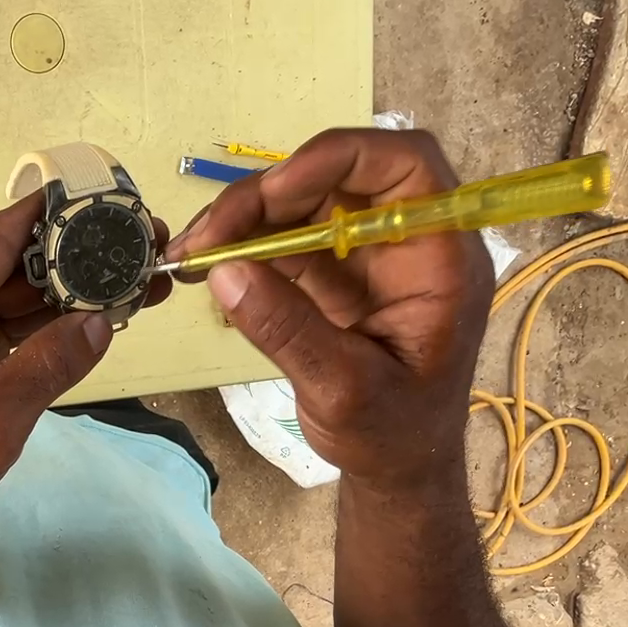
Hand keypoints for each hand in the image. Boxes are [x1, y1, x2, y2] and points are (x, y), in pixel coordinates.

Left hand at [0, 192, 167, 530]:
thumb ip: (51, 361)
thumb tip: (103, 321)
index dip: (50, 215)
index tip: (99, 193)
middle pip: (15, 264)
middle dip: (76, 256)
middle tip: (136, 242)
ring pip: (23, 296)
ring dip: (75, 290)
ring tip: (135, 277)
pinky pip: (20, 328)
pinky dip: (59, 324)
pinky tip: (103, 314)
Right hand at [166, 128, 491, 491]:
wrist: (393, 467)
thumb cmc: (390, 434)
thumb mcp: (342, 388)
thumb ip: (287, 329)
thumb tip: (223, 272)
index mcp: (436, 258)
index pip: (403, 166)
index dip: (336, 159)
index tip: (272, 192)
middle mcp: (401, 242)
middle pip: (335, 180)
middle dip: (264, 197)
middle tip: (205, 237)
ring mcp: (362, 258)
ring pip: (301, 206)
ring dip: (242, 221)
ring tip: (191, 254)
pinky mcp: (330, 277)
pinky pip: (283, 242)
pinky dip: (242, 248)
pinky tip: (207, 267)